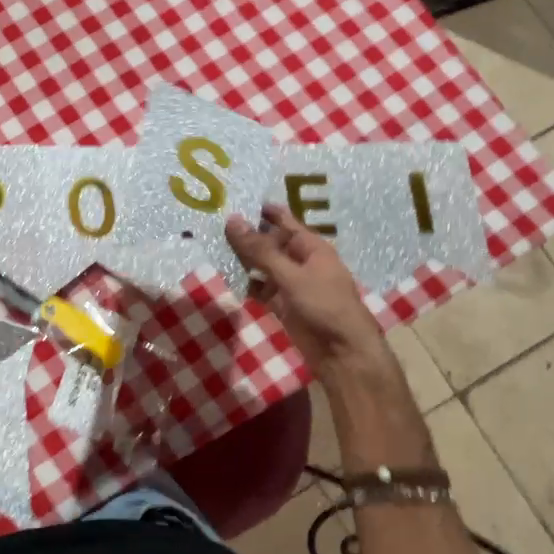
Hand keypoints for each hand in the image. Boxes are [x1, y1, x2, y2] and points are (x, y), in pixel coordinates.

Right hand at [226, 204, 388, 376]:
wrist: (342, 354)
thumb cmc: (325, 305)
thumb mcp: (291, 274)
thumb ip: (260, 249)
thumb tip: (232, 220)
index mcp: (311, 247)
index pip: (283, 220)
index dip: (260, 210)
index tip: (232, 198)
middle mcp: (300, 261)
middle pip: (269, 241)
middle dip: (245, 234)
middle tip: (212, 223)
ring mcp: (290, 283)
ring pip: (261, 264)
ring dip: (242, 258)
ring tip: (211, 246)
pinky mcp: (282, 303)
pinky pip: (260, 286)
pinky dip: (245, 281)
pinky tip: (224, 275)